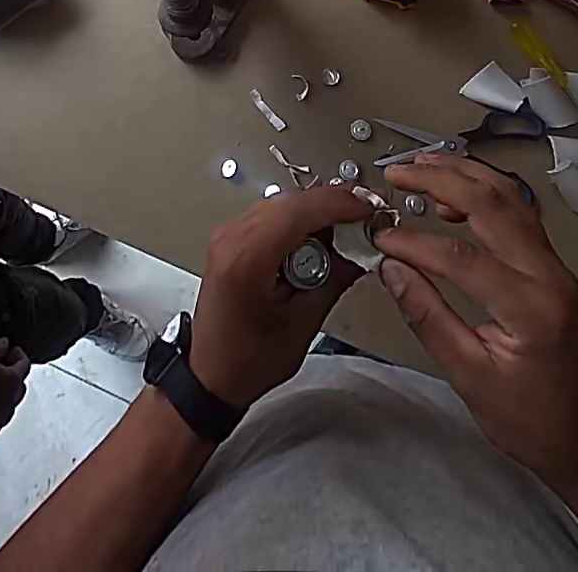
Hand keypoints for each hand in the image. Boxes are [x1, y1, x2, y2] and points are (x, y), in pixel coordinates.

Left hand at [189, 187, 371, 407]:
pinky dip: (301, 216)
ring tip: (348, 225)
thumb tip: (364, 249)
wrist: (208, 376)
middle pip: (293, 201)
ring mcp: (229, 234)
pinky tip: (320, 232)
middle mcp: (232, 239)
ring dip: (318, 208)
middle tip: (365, 215)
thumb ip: (336, 279)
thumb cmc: (246, 360)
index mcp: (245, 260)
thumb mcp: (302, 323)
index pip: (299, 212)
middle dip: (333, 203)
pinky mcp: (233, 237)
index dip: (339, 204)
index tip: (368, 209)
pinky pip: (274, 212)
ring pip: (284, 202)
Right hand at [375, 155, 577, 490]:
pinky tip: (457, 194)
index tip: (381, 238)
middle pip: (492, 204)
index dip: (415, 243)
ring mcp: (553, 263)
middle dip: (441, 179)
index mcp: (530, 307)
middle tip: (399, 173)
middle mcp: (548, 273)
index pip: (462, 258)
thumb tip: (393, 270)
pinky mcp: (550, 263)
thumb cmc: (530, 419)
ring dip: (465, 174)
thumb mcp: (470, 378)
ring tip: (424, 166)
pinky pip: (518, 211)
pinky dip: (484, 191)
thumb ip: (429, 317)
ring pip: (510, 196)